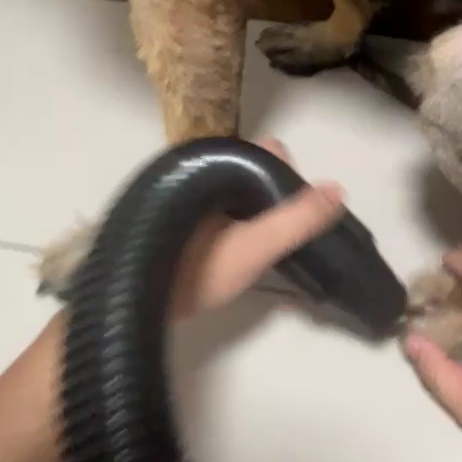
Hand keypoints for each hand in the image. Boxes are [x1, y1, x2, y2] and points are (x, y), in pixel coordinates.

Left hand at [168, 138, 345, 321]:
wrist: (124, 309)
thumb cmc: (190, 274)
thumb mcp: (253, 249)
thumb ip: (297, 220)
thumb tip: (338, 189)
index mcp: (216, 165)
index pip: (269, 152)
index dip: (289, 176)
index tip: (293, 213)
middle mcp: (198, 169)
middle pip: (255, 171)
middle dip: (274, 197)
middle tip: (278, 236)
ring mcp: (181, 193)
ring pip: (236, 190)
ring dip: (254, 212)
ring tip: (260, 246)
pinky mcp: (169, 217)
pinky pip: (216, 207)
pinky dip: (233, 222)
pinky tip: (234, 251)